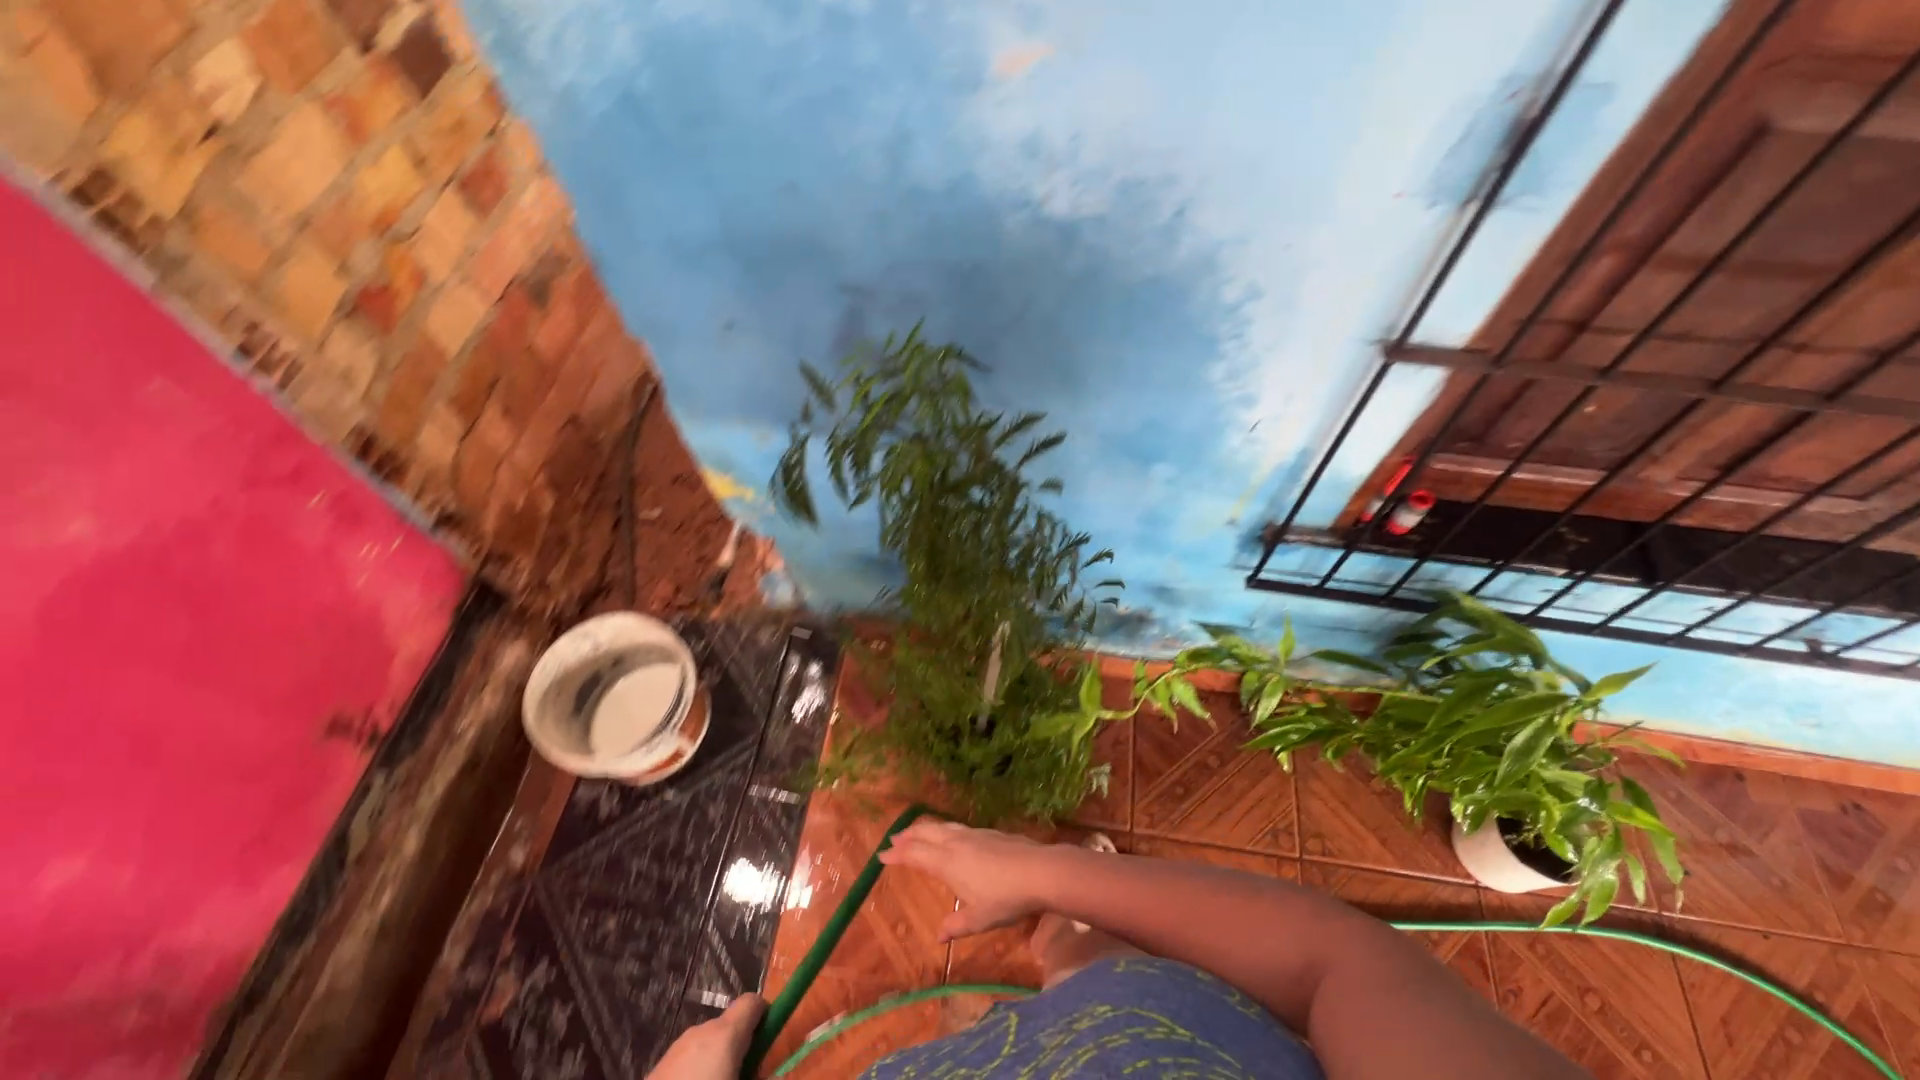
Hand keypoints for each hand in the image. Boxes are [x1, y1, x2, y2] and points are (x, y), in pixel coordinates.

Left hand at [646, 993, 764, 1079]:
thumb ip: (764, 1076)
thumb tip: (774, 1075)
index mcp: (725, 1034)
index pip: (752, 1002)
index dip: (765, 1017)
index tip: (769, 1044)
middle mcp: (701, 1032)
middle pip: (731, 1026)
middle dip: (742, 1048)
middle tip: (746, 1077)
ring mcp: (676, 1048)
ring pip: (708, 1044)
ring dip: (719, 1061)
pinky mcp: (659, 1067)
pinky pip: (689, 1060)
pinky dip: (698, 1072)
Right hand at [877, 820, 1059, 940]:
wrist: (1040, 871)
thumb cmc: (1005, 898)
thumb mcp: (979, 919)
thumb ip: (957, 925)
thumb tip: (939, 936)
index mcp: (947, 863)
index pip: (915, 854)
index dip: (897, 854)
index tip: (882, 855)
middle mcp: (957, 844)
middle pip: (926, 833)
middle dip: (908, 836)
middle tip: (894, 839)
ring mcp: (975, 835)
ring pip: (943, 827)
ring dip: (926, 829)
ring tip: (919, 832)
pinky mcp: (991, 833)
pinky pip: (959, 828)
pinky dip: (946, 830)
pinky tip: (953, 836)